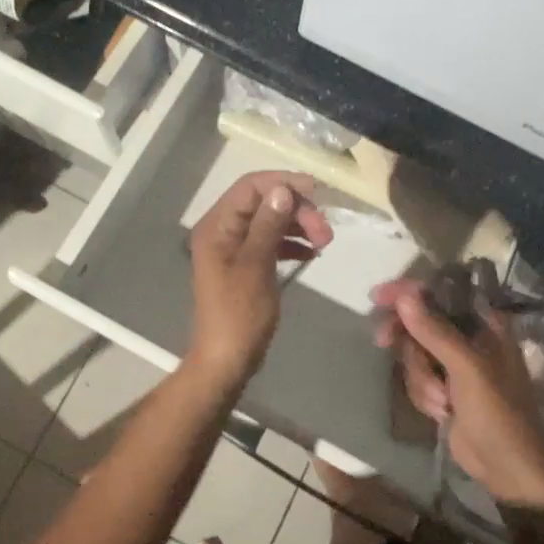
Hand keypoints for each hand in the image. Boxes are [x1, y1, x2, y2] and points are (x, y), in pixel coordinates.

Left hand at [187, 171, 333, 386]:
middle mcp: (222, 231)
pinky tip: (312, 254)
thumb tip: (283, 189)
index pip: (250, 187)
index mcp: (217, 226)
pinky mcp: (247, 265)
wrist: (227, 360)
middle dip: (297, 210)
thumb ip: (268, 225)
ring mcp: (234, 248)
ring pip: (270, 221)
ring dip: (298, 226)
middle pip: (263, 202)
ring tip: (325, 243)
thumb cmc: (239, 314)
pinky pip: (271, 242)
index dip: (284, 183)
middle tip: (326, 232)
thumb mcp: (256, 266)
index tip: (318, 193)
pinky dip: (292, 243)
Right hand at [375, 279, 543, 508]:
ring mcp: (455, 364)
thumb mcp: (467, 368)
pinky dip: (423, 394)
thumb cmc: (498, 412)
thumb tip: (405, 295)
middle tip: (383, 341)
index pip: (442, 292)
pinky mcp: (444, 387)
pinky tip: (441, 412)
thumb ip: (435, 330)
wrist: (506, 467)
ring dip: (420, 378)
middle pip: (420, 322)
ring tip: (441, 401)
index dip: (410, 291)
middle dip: (407, 340)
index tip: (379, 296)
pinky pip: (416, 376)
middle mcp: (470, 338)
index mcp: (485, 323)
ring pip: (414, 353)